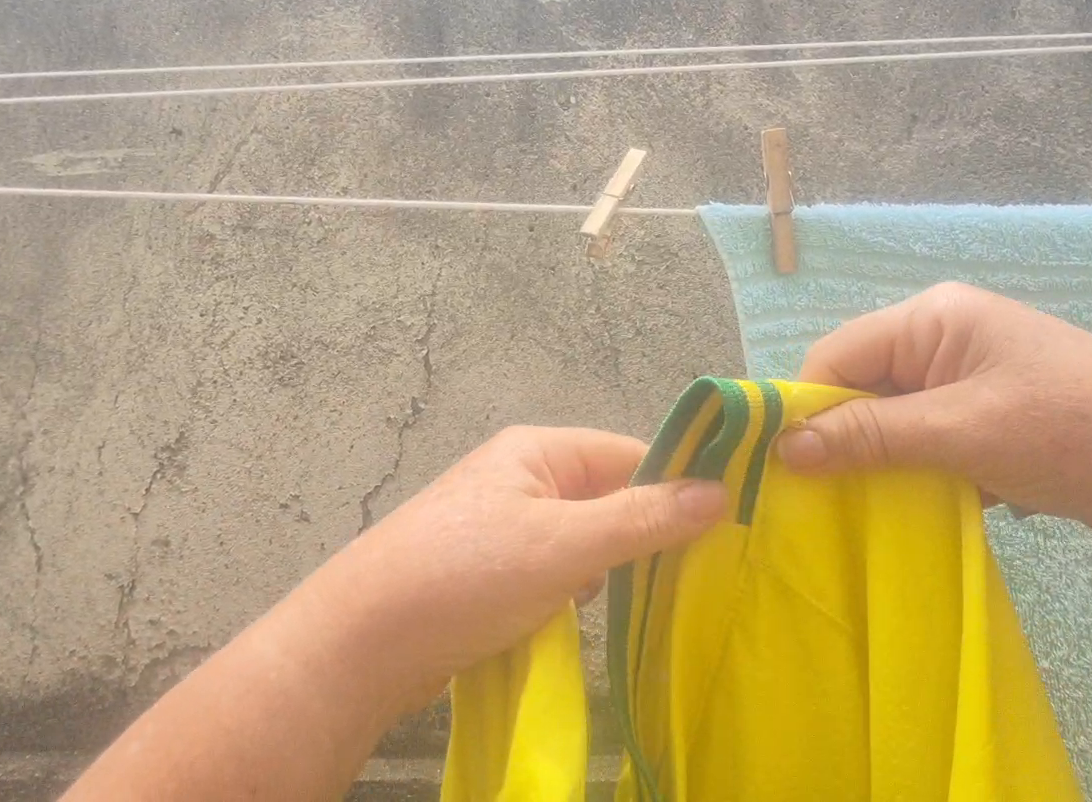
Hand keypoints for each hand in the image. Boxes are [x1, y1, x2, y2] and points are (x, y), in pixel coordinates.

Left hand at [60, 427, 725, 801]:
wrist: (362, 642)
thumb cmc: (467, 575)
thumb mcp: (563, 545)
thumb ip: (642, 518)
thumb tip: (720, 491)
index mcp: (538, 449)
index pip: (631, 453)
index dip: (679, 484)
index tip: (730, 526)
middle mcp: (522, 475)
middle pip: (609, 493)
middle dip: (646, 531)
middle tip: (696, 575)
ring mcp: (504, 522)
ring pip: (584, 536)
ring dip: (609, 565)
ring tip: (641, 599)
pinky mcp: (490, 567)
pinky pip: (553, 566)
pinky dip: (575, 588)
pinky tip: (579, 617)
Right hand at [779, 282, 1091, 548]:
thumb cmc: (1079, 433)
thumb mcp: (965, 432)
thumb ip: (871, 435)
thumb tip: (783, 450)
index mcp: (932, 317)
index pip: (836, 354)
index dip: (805, 408)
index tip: (783, 468)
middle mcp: (942, 336)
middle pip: (860, 385)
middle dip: (842, 438)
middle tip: (823, 498)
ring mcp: (967, 376)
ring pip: (890, 417)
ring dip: (879, 460)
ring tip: (870, 507)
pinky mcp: (987, 414)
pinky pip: (924, 437)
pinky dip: (914, 470)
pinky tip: (919, 504)